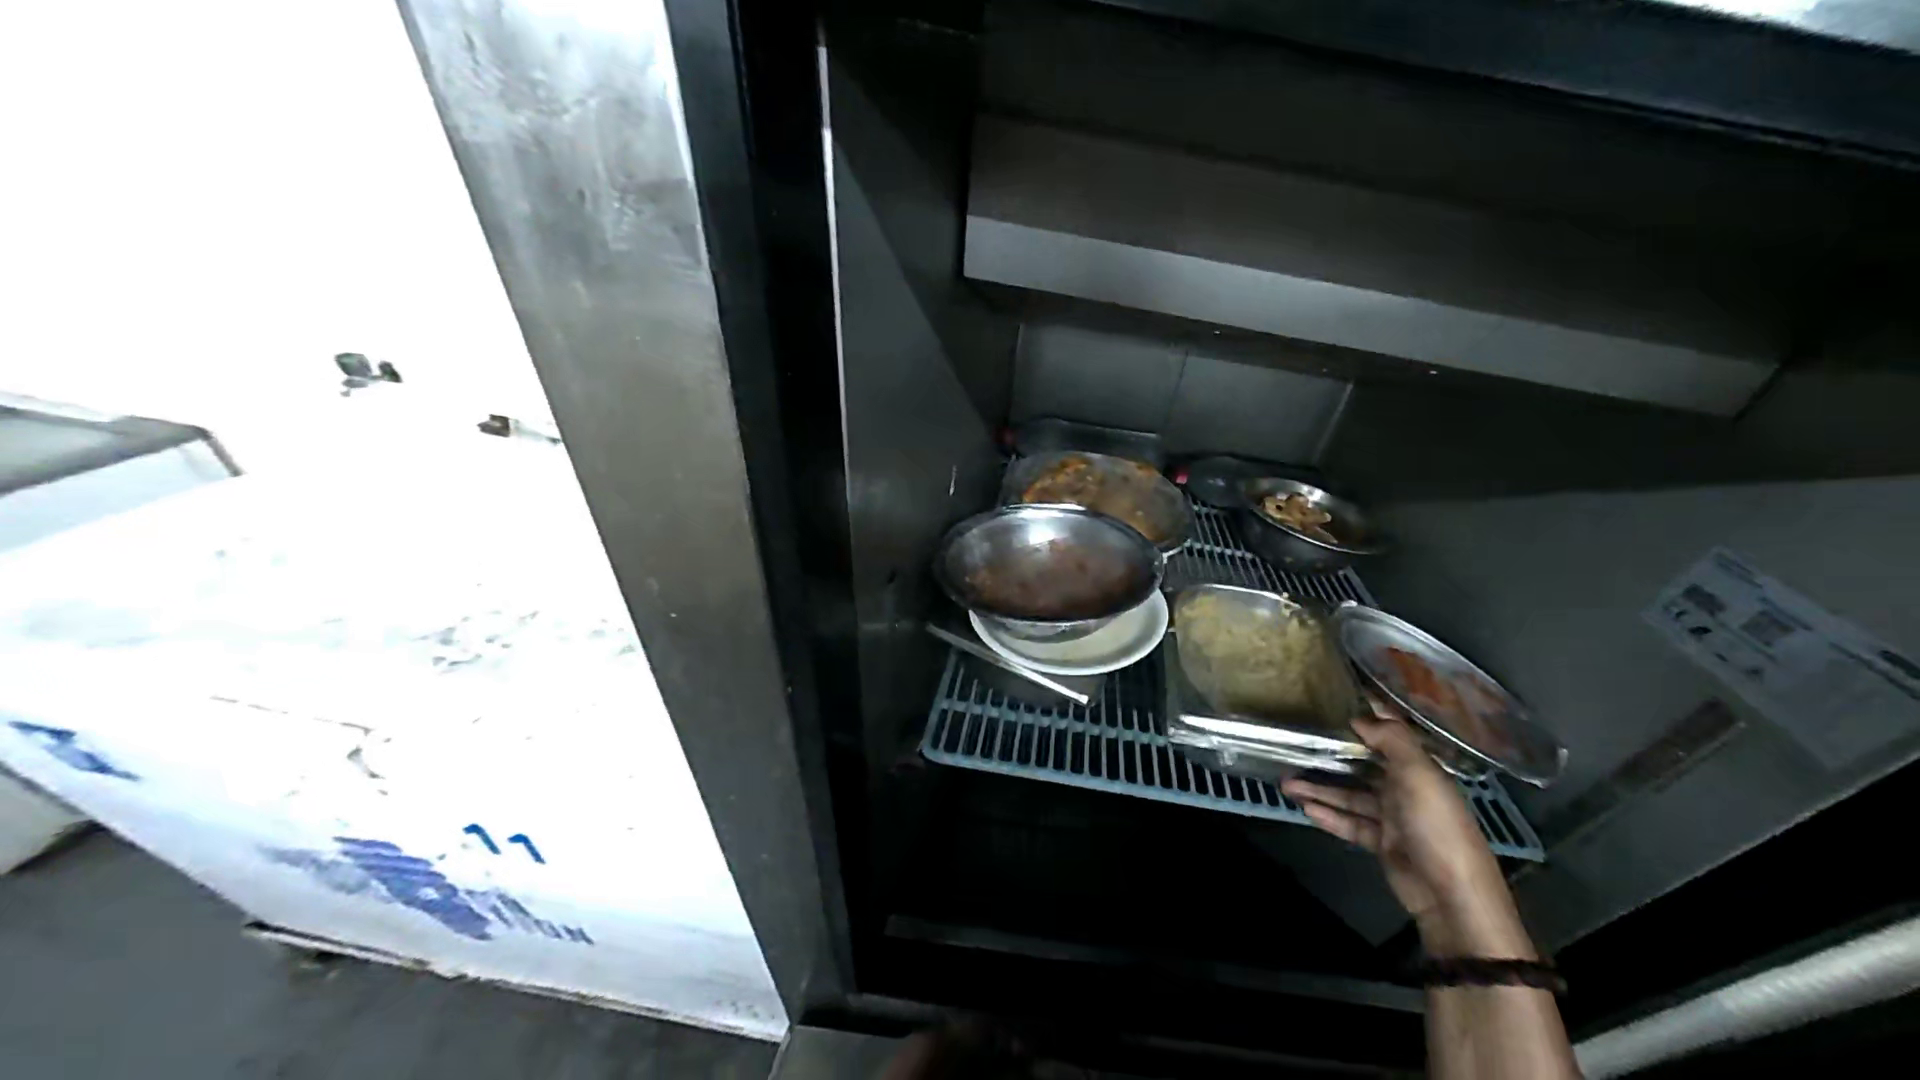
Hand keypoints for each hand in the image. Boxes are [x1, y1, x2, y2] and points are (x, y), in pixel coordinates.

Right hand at [1282, 694, 1534, 957]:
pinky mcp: (1382, 845)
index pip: (1389, 741)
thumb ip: (1393, 741)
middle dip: (1330, 762)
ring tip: (1286, 785)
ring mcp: (1394, 820)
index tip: (1329, 711)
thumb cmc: (1437, 827)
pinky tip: (1306, 809)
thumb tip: (1362, 717)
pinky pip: (1350, 824)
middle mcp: (1407, 792)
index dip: (1363, 726)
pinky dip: (1329, 817)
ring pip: (1350, 798)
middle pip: (1362, 770)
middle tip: (1296, 752)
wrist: (1452, 897)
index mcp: (1422, 772)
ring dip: (1319, 791)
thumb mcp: (1420, 776)